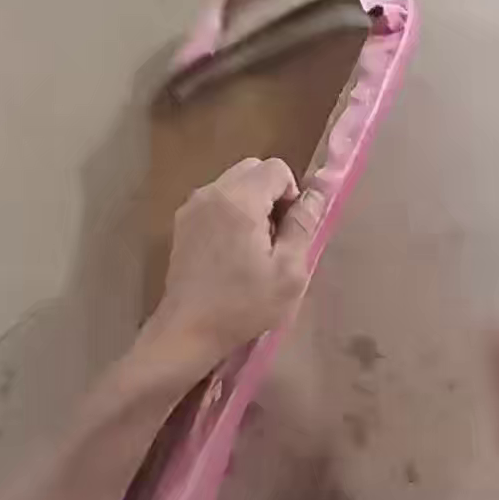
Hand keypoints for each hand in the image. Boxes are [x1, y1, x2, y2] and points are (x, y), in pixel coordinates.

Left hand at [148, 157, 322, 371]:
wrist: (189, 331)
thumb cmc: (244, 305)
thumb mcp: (289, 271)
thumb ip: (304, 225)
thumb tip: (316, 192)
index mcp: (239, 200)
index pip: (276, 168)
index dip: (291, 195)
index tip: (289, 231)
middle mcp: (211, 193)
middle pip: (253, 170)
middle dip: (271, 195)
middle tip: (275, 239)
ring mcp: (191, 207)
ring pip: (233, 184)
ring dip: (251, 205)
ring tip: (253, 249)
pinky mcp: (181, 224)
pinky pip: (216, 202)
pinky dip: (231, 215)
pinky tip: (231, 254)